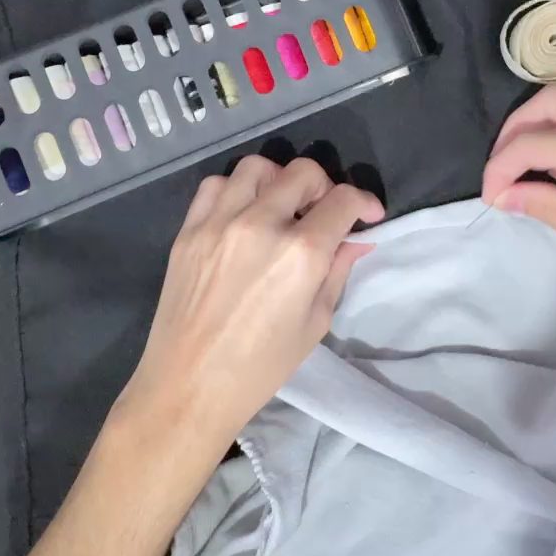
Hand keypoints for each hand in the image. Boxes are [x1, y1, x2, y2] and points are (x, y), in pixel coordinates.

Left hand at [120, 156, 384, 441]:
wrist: (188, 388)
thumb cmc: (261, 367)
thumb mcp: (316, 322)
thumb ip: (338, 270)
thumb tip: (356, 240)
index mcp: (301, 254)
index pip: (343, 200)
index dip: (364, 202)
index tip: (368, 215)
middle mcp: (261, 226)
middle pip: (304, 173)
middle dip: (325, 187)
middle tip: (323, 213)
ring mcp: (219, 223)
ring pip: (258, 167)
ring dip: (279, 180)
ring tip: (281, 206)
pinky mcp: (188, 230)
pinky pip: (215, 185)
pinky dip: (236, 189)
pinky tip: (243, 213)